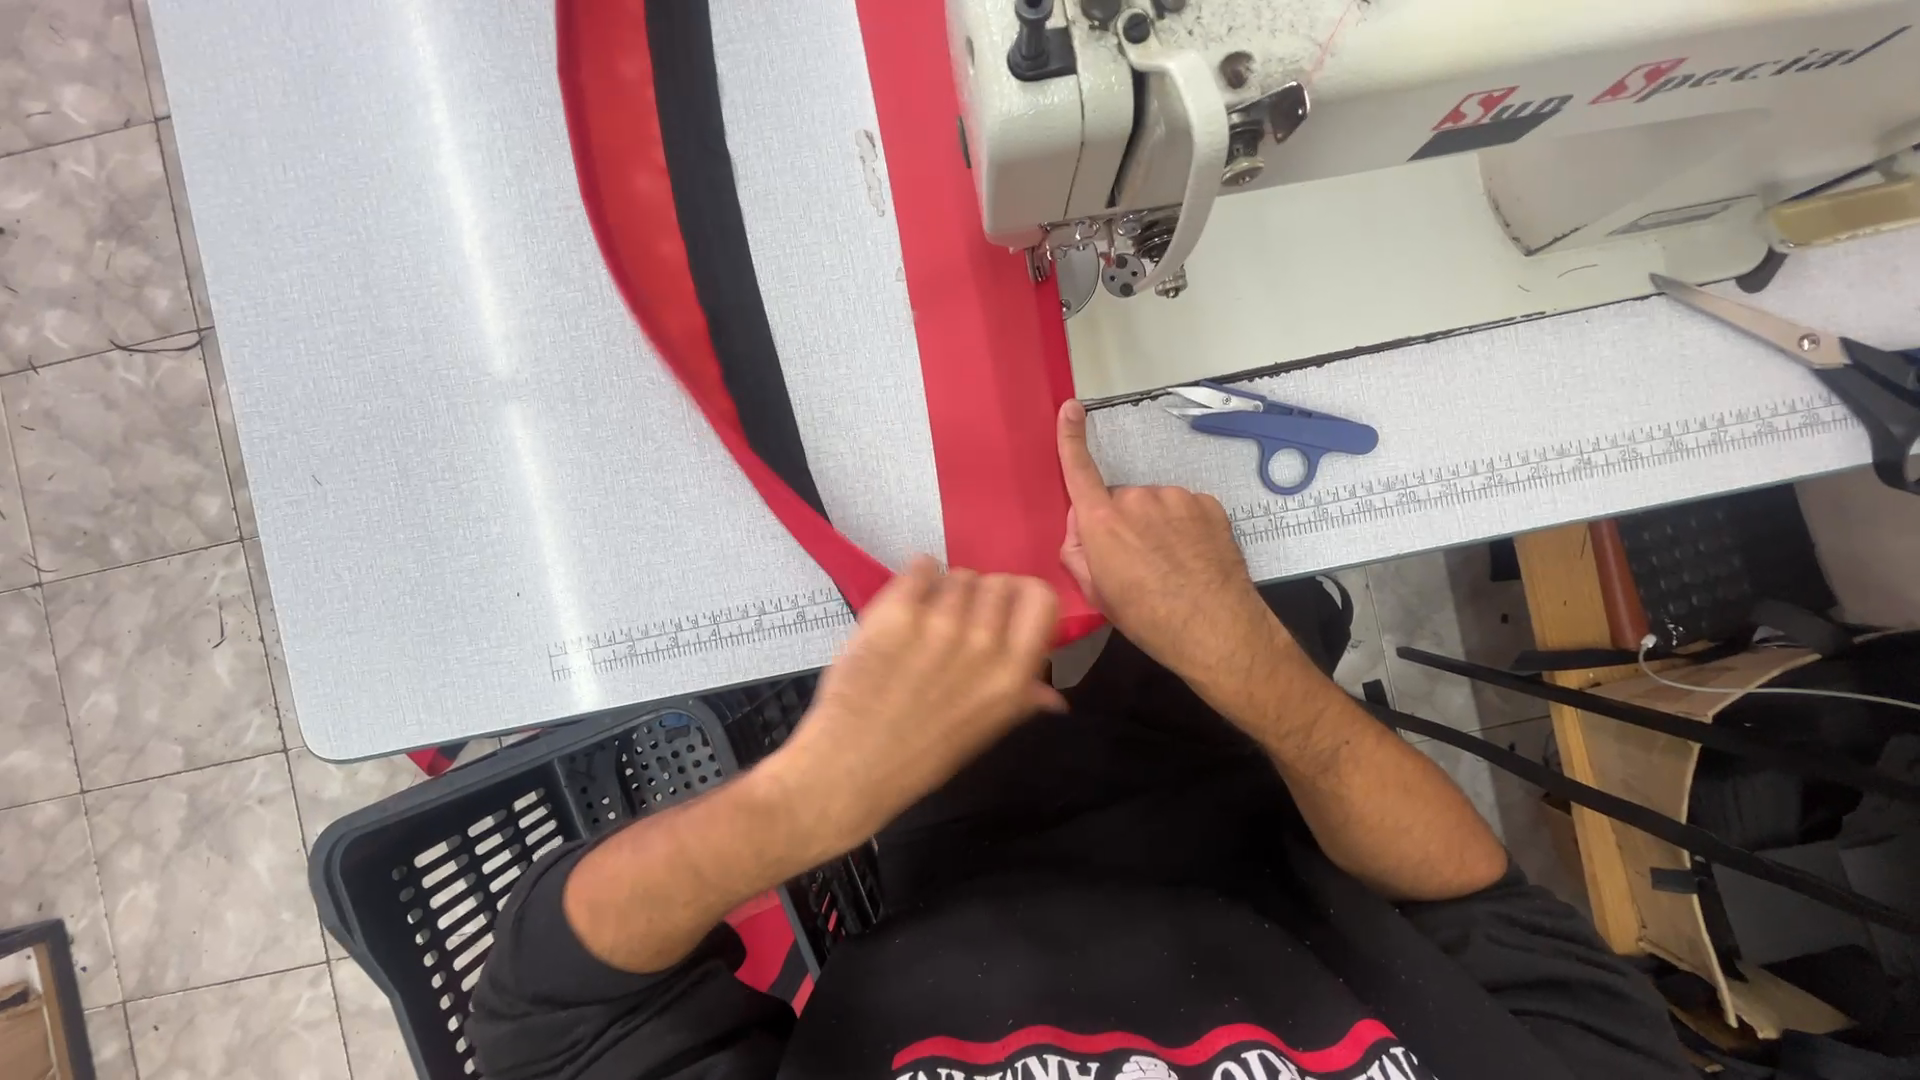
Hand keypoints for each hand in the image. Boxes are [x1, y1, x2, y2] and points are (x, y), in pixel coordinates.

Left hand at [766, 556, 1063, 850]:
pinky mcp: (897, 613)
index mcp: (1013, 676)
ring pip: (958, 575)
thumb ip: (1020, 701)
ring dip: (944, 591)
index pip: (1042, 599)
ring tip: (925, 619)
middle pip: (997, 583)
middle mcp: (984, 644)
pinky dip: (916, 579)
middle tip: (956, 620)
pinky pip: (921, 568)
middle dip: (978, 595)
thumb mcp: (984, 732)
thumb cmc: (919, 756)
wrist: (851, 766)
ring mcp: (940, 625)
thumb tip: (1053, 697)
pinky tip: (906, 603)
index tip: (1004, 606)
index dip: (1022, 595)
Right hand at [1055, 399, 1292, 695]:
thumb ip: (1077, 552)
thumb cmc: (1147, 617)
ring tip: (1169, 566)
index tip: (1071, 407)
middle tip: (1135, 565)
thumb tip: (1080, 527)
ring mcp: (1176, 498)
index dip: (1070, 437)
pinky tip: (1191, 558)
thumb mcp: (1096, 593)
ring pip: (1153, 506)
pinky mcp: (1207, 503)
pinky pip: (1184, 509)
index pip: (1079, 470)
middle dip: (1120, 525)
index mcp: (1102, 521)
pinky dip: (1183, 528)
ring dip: (1154, 526)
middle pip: (1118, 502)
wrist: (1215, 629)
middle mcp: (1137, 499)